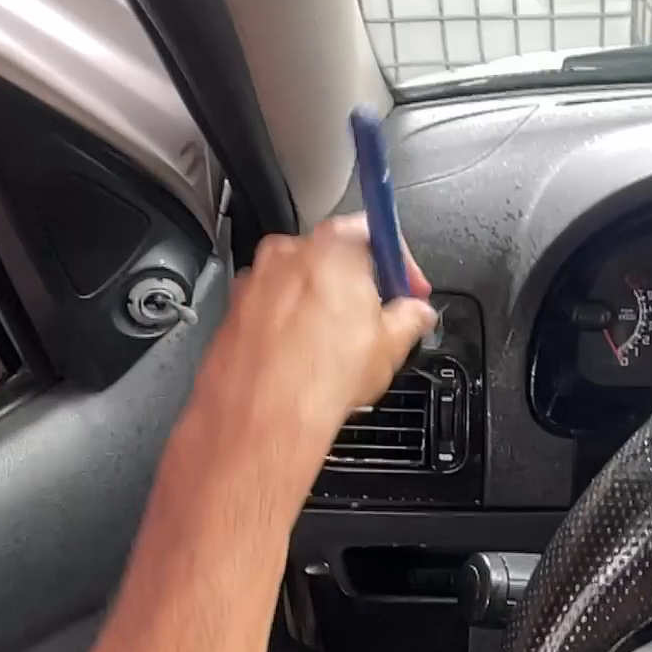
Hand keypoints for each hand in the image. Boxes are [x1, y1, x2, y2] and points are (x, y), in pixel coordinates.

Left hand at [163, 215, 435, 522]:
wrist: (260, 419)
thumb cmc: (319, 378)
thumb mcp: (392, 345)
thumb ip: (412, 316)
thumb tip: (417, 314)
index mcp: (333, 247)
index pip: (376, 232)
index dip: (402, 265)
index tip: (410, 290)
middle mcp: (288, 253)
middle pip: (338, 255)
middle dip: (363, 284)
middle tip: (380, 317)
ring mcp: (255, 282)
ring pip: (303, 281)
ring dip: (326, 303)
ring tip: (343, 345)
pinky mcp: (234, 311)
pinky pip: (274, 306)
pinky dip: (293, 323)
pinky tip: (309, 358)